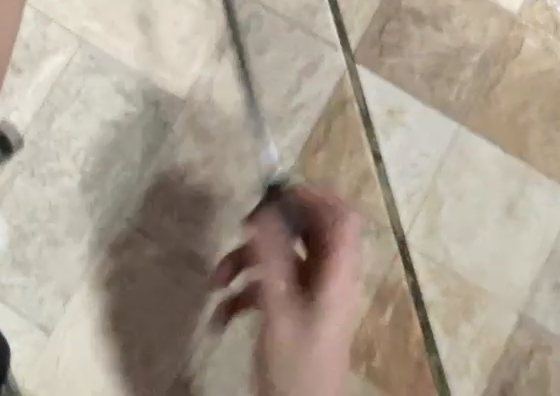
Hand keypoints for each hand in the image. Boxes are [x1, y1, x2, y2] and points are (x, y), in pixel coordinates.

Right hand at [210, 185, 363, 395]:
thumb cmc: (296, 369)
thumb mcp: (279, 310)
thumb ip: (272, 258)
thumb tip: (264, 210)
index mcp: (338, 274)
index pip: (343, 216)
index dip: (317, 196)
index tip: (280, 190)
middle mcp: (328, 279)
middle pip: (307, 232)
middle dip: (270, 227)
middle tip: (243, 226)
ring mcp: (310, 297)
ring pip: (281, 258)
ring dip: (246, 263)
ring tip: (217, 281)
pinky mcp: (292, 315)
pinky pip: (268, 287)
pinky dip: (243, 294)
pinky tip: (220, 316)